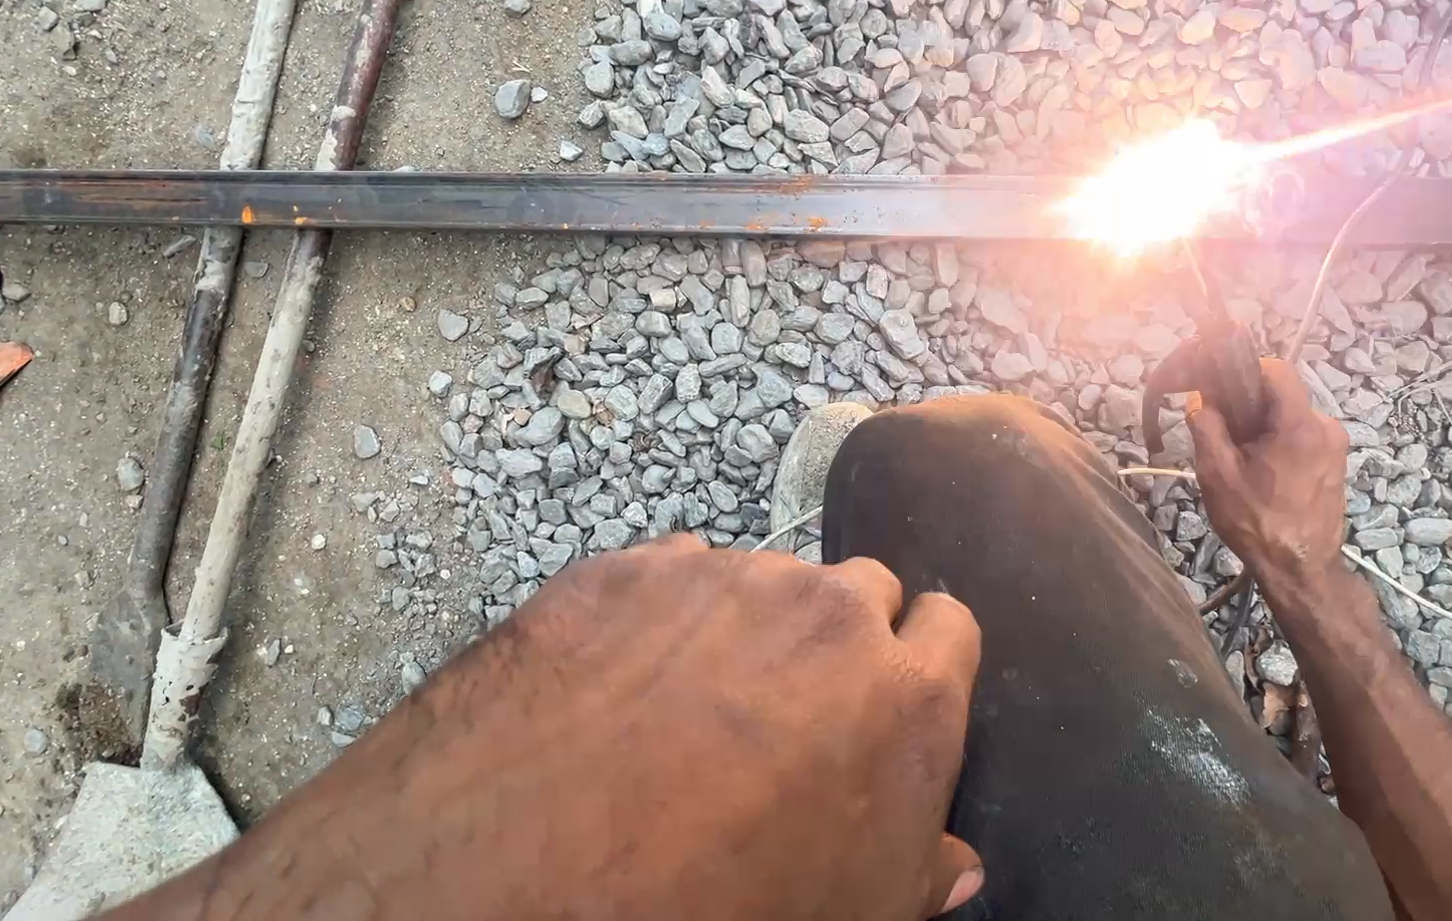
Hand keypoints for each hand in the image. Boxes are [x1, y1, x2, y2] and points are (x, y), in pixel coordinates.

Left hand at [113, 536, 983, 920]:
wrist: (492, 904)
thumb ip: (915, 874)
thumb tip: (959, 861)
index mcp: (902, 693)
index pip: (950, 625)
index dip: (924, 658)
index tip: (891, 692)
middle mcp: (827, 610)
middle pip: (863, 590)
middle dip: (841, 636)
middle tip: (787, 705)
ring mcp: (724, 576)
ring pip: (768, 579)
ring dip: (750, 623)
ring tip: (687, 701)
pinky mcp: (631, 564)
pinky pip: (676, 573)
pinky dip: (666, 612)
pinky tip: (616, 681)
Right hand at [1189, 357, 1348, 588]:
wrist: (1300, 570)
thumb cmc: (1257, 521)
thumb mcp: (1218, 474)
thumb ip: (1206, 428)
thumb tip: (1199, 400)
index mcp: (1300, 425)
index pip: (1276, 369)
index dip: (1244, 370)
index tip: (1217, 389)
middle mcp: (1326, 428)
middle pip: (1281, 394)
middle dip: (1247, 405)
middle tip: (1220, 431)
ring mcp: (1335, 447)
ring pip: (1289, 417)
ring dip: (1261, 427)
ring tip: (1237, 458)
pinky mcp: (1335, 464)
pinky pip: (1300, 436)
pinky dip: (1277, 442)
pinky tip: (1259, 471)